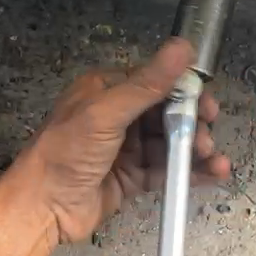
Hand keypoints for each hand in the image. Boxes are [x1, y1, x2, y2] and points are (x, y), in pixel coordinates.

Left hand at [2, 39, 230, 244]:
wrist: (43, 208)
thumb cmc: (64, 154)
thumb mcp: (105, 113)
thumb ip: (147, 84)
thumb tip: (181, 48)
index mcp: (105, 92)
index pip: (153, 83)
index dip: (182, 92)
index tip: (205, 103)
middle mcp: (116, 117)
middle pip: (166, 114)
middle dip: (191, 124)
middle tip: (206, 135)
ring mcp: (124, 149)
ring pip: (170, 144)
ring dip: (194, 149)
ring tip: (212, 158)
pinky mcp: (131, 178)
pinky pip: (166, 171)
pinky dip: (189, 173)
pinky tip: (211, 174)